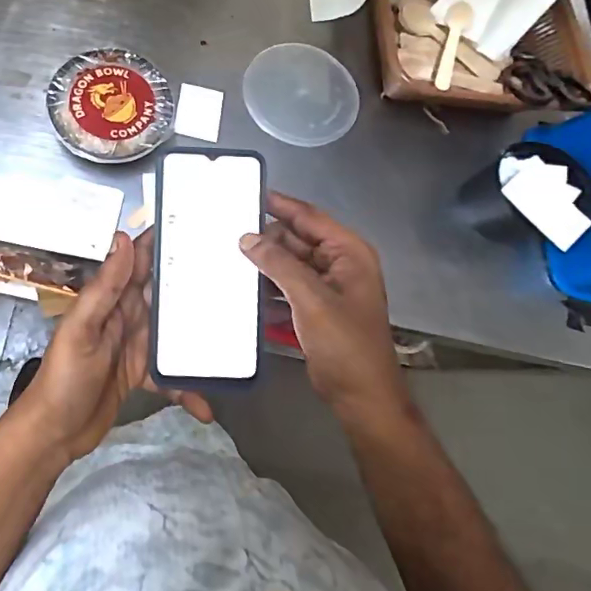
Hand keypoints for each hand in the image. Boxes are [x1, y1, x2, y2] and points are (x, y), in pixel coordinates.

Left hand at [13, 230, 210, 460]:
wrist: (54, 433)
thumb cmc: (64, 377)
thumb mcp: (82, 329)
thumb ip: (104, 287)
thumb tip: (123, 237)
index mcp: (111, 300)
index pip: (139, 261)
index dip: (164, 242)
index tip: (198, 226)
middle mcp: (127, 317)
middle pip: (164, 293)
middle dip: (193, 283)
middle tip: (234, 273)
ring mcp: (136, 346)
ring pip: (174, 331)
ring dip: (198, 334)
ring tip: (233, 333)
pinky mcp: (142, 374)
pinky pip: (171, 376)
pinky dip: (186, 388)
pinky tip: (206, 405)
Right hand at [239, 192, 406, 422]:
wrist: (362, 397)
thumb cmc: (344, 344)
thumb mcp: (310, 299)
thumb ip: (278, 265)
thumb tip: (247, 238)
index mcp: (348, 253)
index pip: (309, 217)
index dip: (279, 204)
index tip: (246, 194)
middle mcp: (340, 264)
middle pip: (297, 239)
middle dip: (266, 237)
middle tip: (227, 231)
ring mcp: (328, 287)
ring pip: (289, 264)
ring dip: (264, 263)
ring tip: (228, 255)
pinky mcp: (316, 308)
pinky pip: (288, 286)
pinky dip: (269, 285)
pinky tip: (243, 286)